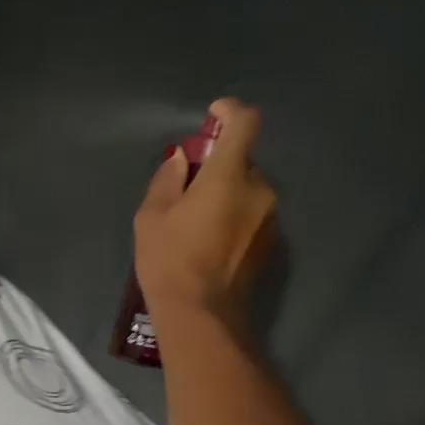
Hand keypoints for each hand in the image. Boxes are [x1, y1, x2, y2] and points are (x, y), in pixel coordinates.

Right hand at [133, 98, 277, 331]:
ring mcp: (271, 216)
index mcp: (229, 176)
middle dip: (217, 169)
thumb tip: (182, 159)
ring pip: (247, 191)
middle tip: (185, 190)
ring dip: (225, 196)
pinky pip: (251, 215)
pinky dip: (232, 218)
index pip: (244, 124)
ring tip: (194, 224)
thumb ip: (168, 180)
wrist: (201, 312)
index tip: (212, 115)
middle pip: (241, 163)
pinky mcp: (272, 241)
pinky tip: (208, 244)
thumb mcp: (151, 217)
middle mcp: (259, 188)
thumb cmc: (169, 259)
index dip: (229, 112)